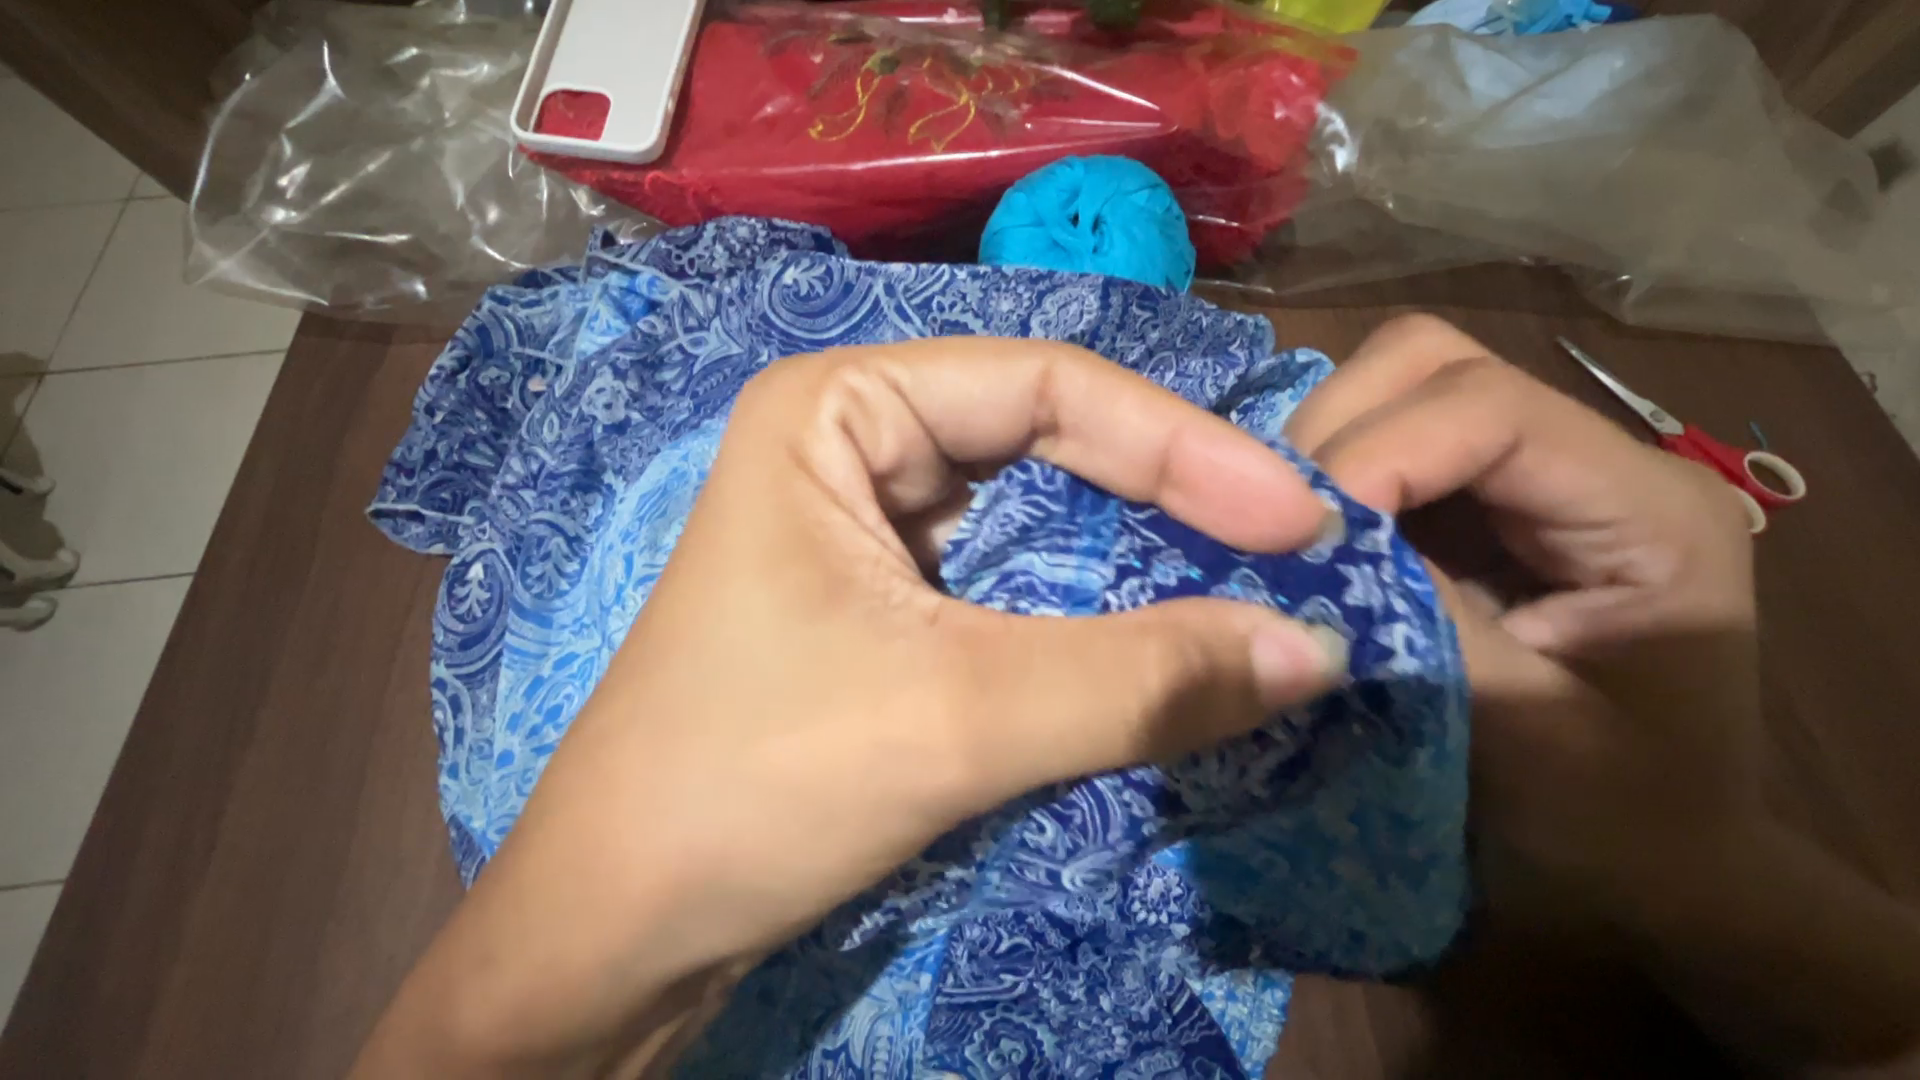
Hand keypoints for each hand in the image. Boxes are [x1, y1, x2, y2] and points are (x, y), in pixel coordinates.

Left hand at [353, 338, 1347, 1077]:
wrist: (618, 921)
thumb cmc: (752, 786)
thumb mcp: (956, 721)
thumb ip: (1141, 682)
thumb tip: (1316, 651)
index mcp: (839, 407)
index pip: (1045, 386)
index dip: (1182, 444)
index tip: (1297, 519)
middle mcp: (849, 442)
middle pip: (1043, 436)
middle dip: (1164, 486)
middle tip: (1285, 543)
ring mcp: (860, 522)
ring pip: (1029, 509)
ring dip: (1134, 543)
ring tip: (1243, 572)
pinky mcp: (874, 599)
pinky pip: (1005, 576)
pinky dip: (1085, 601)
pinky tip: (1151, 619)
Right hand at [1286, 315, 1919, 1065]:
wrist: (1641, 854)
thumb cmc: (1609, 815)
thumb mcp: (1517, 731)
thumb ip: (1415, 621)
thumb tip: (1300, 549)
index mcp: (1641, 508)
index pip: (1486, 410)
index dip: (1374, 456)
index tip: (1297, 541)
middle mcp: (1583, 459)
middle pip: (1430, 362)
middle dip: (1333, 430)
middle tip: (1273, 524)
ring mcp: (1520, 472)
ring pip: (1388, 386)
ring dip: (1316, 445)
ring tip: (1277, 527)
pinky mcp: (1466, 500)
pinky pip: (1370, 440)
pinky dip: (1315, 472)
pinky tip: (1292, 531)